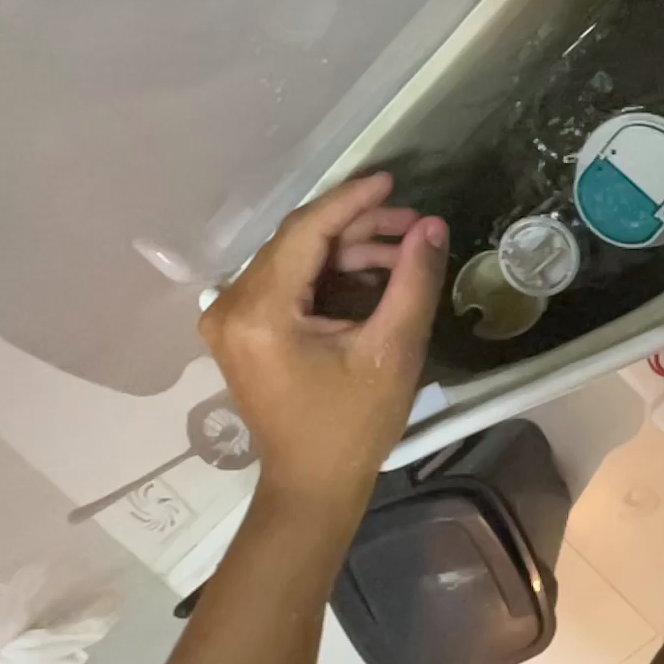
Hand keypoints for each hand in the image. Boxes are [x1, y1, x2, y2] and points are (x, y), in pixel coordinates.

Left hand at [199, 173, 447, 513]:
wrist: (314, 483)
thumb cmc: (354, 424)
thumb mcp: (393, 350)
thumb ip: (414, 281)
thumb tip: (432, 227)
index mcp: (260, 312)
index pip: (305, 232)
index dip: (352, 201)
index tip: (393, 180)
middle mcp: (231, 306)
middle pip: (300, 243)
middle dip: (360, 229)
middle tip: (416, 227)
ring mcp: (232, 319)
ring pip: (298, 262)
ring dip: (351, 254)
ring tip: (406, 256)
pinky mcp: (245, 331)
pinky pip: (292, 285)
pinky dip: (334, 277)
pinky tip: (377, 279)